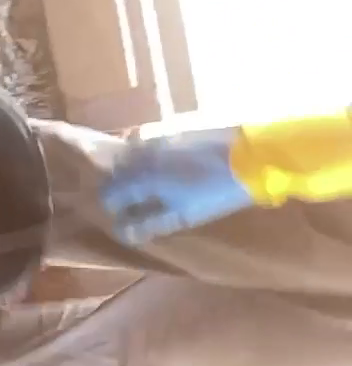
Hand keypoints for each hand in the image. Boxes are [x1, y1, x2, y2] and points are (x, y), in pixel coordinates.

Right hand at [100, 127, 255, 243]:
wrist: (258, 154)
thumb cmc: (218, 190)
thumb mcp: (184, 214)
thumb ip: (149, 223)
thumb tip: (124, 233)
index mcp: (136, 180)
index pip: (108, 196)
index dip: (114, 208)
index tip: (126, 215)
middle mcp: (137, 159)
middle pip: (114, 176)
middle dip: (120, 188)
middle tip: (137, 199)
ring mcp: (154, 142)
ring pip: (128, 159)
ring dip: (132, 171)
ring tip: (150, 181)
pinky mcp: (172, 131)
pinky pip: (146, 144)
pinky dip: (147, 156)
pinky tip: (166, 163)